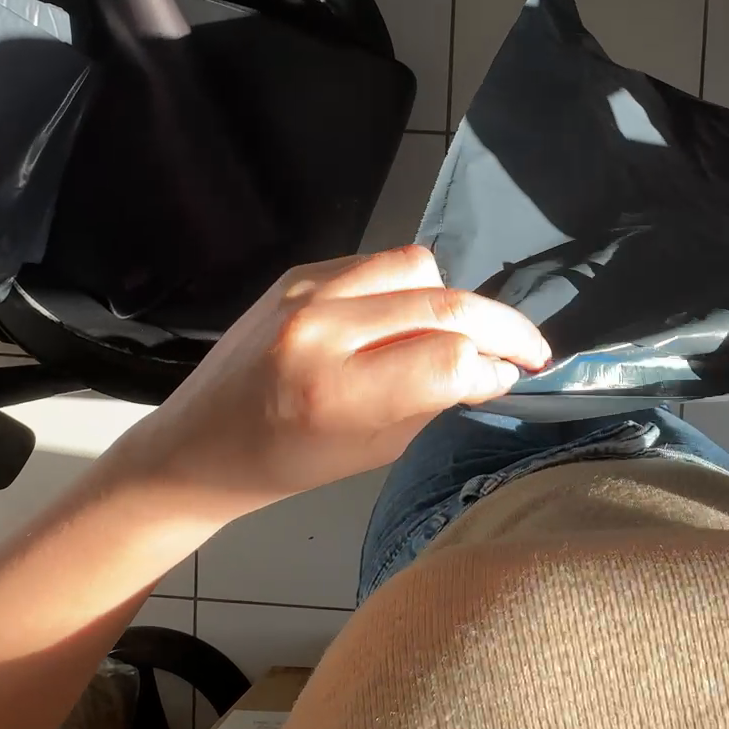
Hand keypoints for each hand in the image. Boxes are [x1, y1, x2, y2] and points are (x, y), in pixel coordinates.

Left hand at [102, 246, 549, 519]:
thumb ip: (435, 399)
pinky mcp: (298, 272)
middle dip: (504, 327)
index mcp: (335, 393)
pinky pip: (381, 263)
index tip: (511, 379)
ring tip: (457, 332)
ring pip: (420, 267)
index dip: (493, 369)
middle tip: (531, 349)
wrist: (198, 443)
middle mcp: (320, 329)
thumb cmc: (288, 465)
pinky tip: (408, 317)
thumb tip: (492, 366)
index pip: (449, 359)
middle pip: (445, 305)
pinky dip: (413, 287)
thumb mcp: (374, 450)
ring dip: (454, 300)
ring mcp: (305, 291)